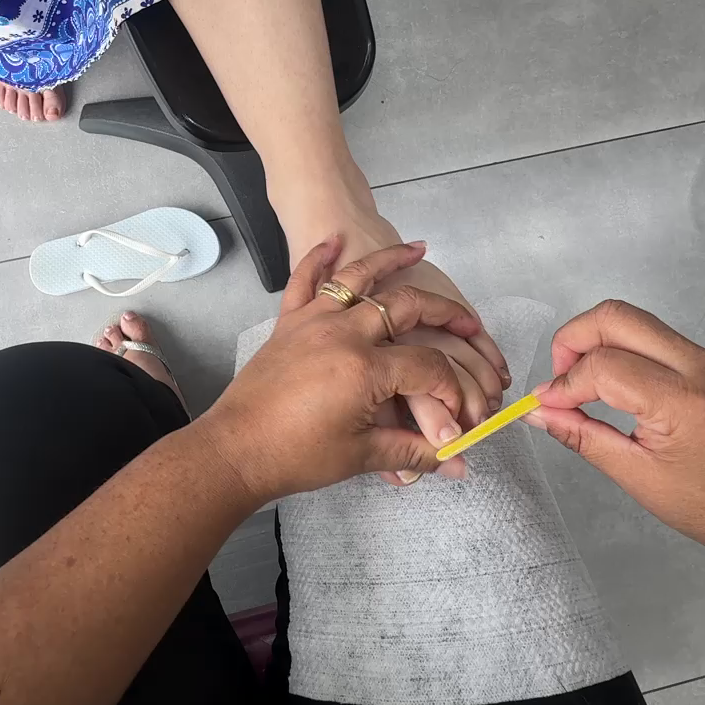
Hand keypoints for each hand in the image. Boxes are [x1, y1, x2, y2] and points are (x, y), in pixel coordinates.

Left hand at [191, 239, 495, 499]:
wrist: (236, 450)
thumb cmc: (297, 456)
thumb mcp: (361, 455)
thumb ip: (414, 452)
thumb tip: (458, 464)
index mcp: (365, 369)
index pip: (428, 367)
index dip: (452, 388)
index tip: (458, 412)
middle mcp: (343, 333)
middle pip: (405, 306)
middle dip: (444, 312)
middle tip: (468, 321)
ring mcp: (313, 321)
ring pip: (357, 277)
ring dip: (390, 259)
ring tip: (419, 248)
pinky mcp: (288, 322)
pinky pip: (304, 280)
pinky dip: (319, 257)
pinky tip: (335, 239)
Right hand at [525, 300, 704, 570]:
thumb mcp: (637, 477)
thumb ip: (582, 436)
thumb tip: (537, 412)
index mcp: (683, 401)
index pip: (603, 366)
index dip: (564, 384)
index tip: (545, 408)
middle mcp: (697, 366)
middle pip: (614, 317)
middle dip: (572, 340)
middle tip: (559, 381)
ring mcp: (704, 358)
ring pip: (630, 318)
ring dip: (593, 340)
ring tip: (580, 383)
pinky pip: (647, 334)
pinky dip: (615, 346)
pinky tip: (606, 384)